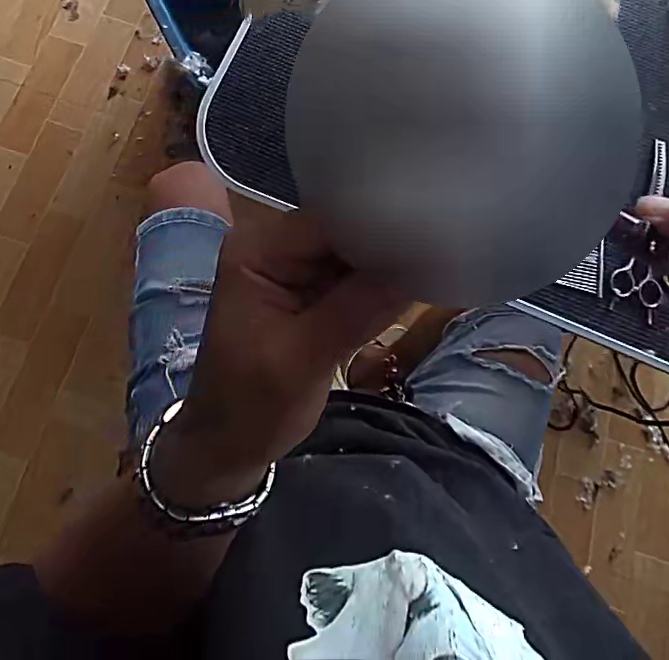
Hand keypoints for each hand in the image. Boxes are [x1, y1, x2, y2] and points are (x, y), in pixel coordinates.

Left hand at [151, 210, 409, 506]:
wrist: (227, 445)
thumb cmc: (249, 407)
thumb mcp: (300, 362)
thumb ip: (353, 312)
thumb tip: (412, 270)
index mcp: (257, 252)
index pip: (326, 222)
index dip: (376, 224)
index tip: (427, 232)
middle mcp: (275, 248)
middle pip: (343, 230)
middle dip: (388, 242)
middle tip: (441, 249)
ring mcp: (295, 268)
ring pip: (354, 252)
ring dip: (389, 263)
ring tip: (438, 262)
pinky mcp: (311, 290)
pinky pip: (354, 276)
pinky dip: (380, 284)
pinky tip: (417, 283)